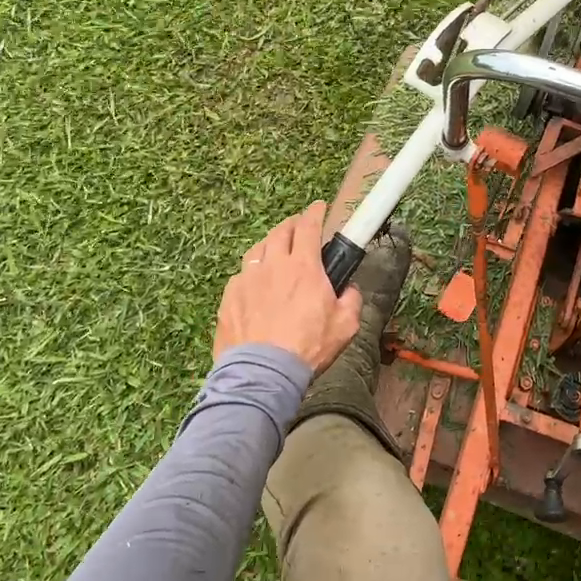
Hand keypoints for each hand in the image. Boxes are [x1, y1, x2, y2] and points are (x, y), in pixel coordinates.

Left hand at [213, 201, 363, 373]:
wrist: (263, 374)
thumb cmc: (307, 348)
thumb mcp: (345, 325)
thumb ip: (351, 300)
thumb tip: (349, 290)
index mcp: (303, 266)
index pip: (309, 226)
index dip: (315, 212)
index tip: (319, 206)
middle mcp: (273, 265)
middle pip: (280, 231)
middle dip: (292, 224)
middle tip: (299, 227)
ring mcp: (247, 280)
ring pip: (257, 249)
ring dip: (269, 244)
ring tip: (276, 251)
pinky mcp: (229, 298)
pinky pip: (241, 276)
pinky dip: (251, 273)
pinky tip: (256, 285)